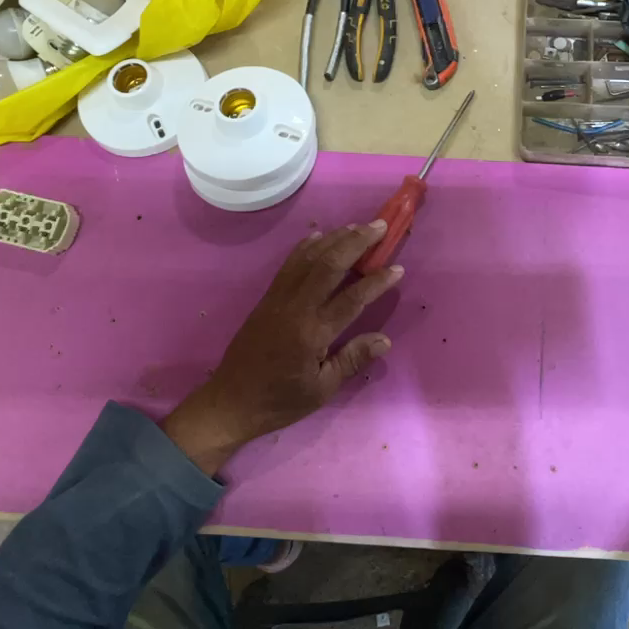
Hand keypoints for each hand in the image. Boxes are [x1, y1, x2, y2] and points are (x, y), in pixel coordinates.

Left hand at [161, 222, 402, 474]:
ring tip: (358, 226)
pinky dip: (306, 246)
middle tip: (380, 227)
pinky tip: (320, 237)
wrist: (231, 401)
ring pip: (310, 258)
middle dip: (357, 242)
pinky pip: (290, 264)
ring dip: (335, 238)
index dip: (377, 281)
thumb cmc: (280, 400)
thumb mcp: (322, 390)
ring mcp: (279, 298)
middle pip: (330, 264)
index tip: (397, 269)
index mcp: (313, 333)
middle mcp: (296, 308)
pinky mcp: (268, 297)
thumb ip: (353, 360)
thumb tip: (384, 340)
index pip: (352, 298)